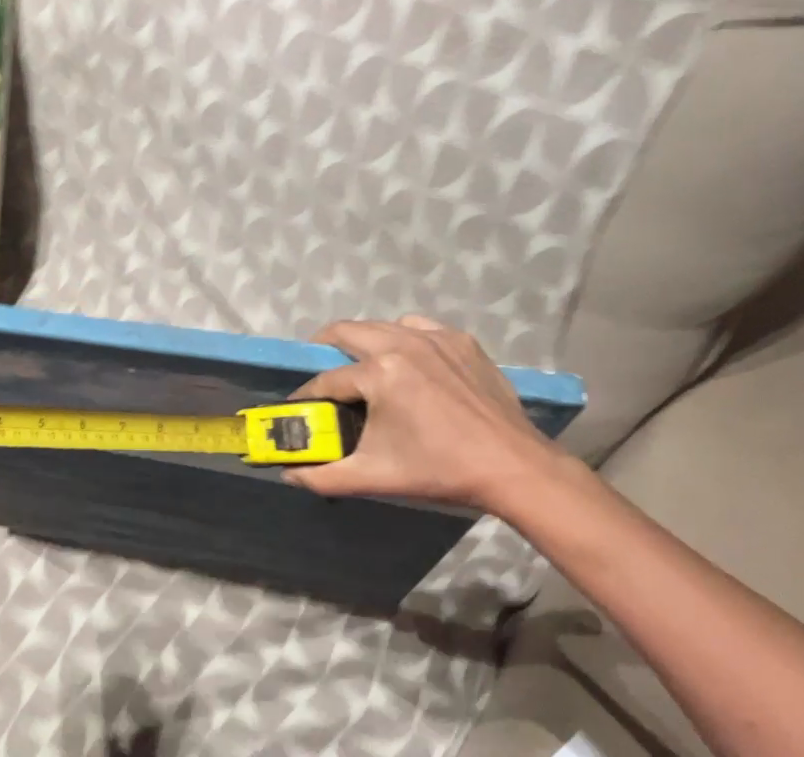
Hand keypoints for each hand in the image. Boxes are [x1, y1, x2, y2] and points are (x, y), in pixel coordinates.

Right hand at [283, 316, 568, 513]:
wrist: (515, 468)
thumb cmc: (440, 470)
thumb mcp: (375, 476)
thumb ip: (323, 477)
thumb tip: (288, 475)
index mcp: (379, 373)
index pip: (327, 380)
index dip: (307, 395)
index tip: (299, 407)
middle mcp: (402, 344)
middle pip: (346, 332)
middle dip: (324, 348)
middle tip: (320, 370)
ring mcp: (435, 338)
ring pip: (381, 326)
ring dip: (363, 341)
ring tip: (361, 365)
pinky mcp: (461, 342)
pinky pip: (419, 327)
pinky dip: (403, 337)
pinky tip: (407, 360)